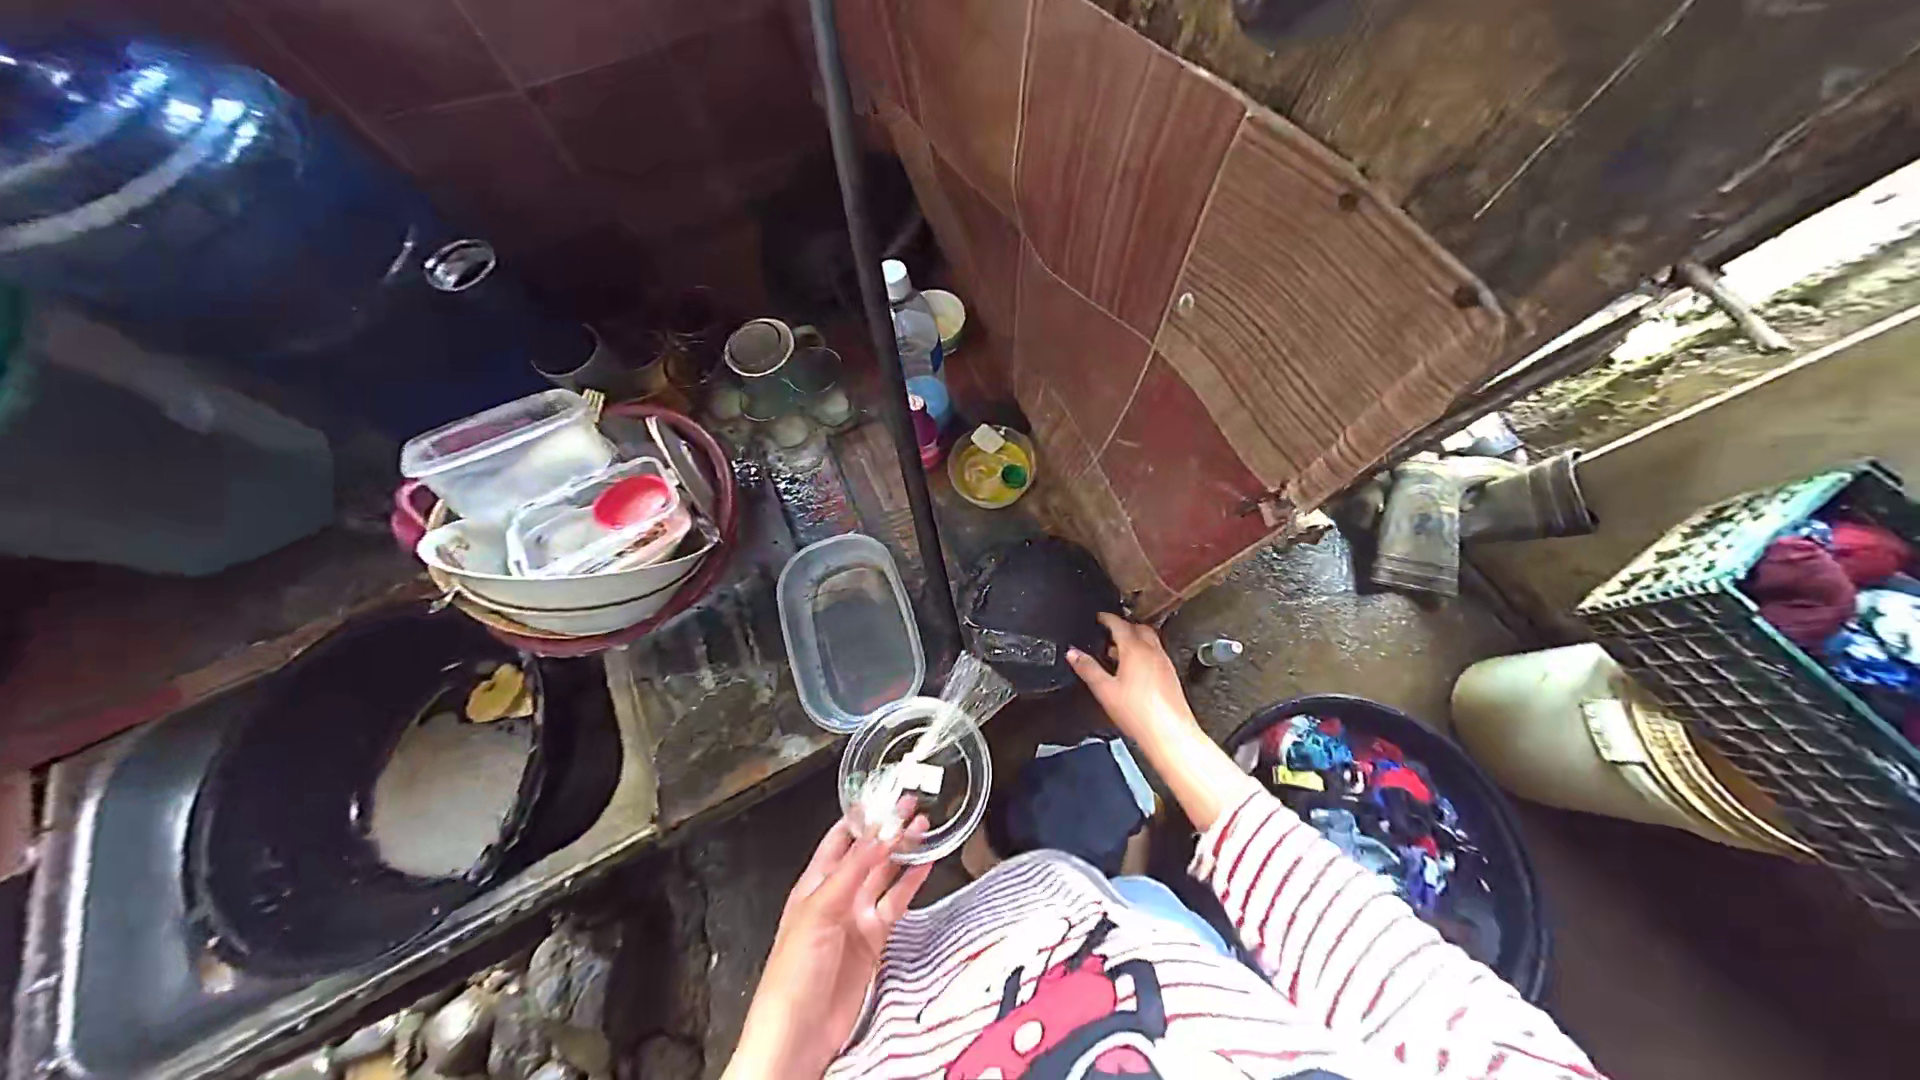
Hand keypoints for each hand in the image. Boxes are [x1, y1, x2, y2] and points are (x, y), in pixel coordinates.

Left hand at [723, 811, 933, 1079]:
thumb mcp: (819, 911)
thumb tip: (876, 836)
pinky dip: (912, 882)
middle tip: (909, 804)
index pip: (841, 838)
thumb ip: (851, 872)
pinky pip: (896, 902)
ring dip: (904, 851)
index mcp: (815, 883)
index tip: (883, 797)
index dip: (863, 817)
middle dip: (889, 828)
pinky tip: (924, 865)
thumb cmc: (790, 977)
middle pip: (868, 853)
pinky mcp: (872, 938)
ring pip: (885, 874)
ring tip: (923, 827)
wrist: (798, 1034)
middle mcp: (837, 896)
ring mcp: (856, 917)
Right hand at [1066, 613, 1201, 745]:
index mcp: (1135, 650)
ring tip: (1117, 652)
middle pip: (1138, 628)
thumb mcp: (1104, 690)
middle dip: (1123, 626)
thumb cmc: (1140, 714)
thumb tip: (1073, 654)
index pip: (1119, 624)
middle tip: (1108, 632)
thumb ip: (1087, 668)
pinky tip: (1134, 672)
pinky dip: (1143, 655)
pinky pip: (1156, 656)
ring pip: (1149, 641)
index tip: (1099, 617)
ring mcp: (1165, 664)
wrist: (1169, 734)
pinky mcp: (1171, 677)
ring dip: (1134, 641)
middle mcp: (1153, 653)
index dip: (1106, 618)